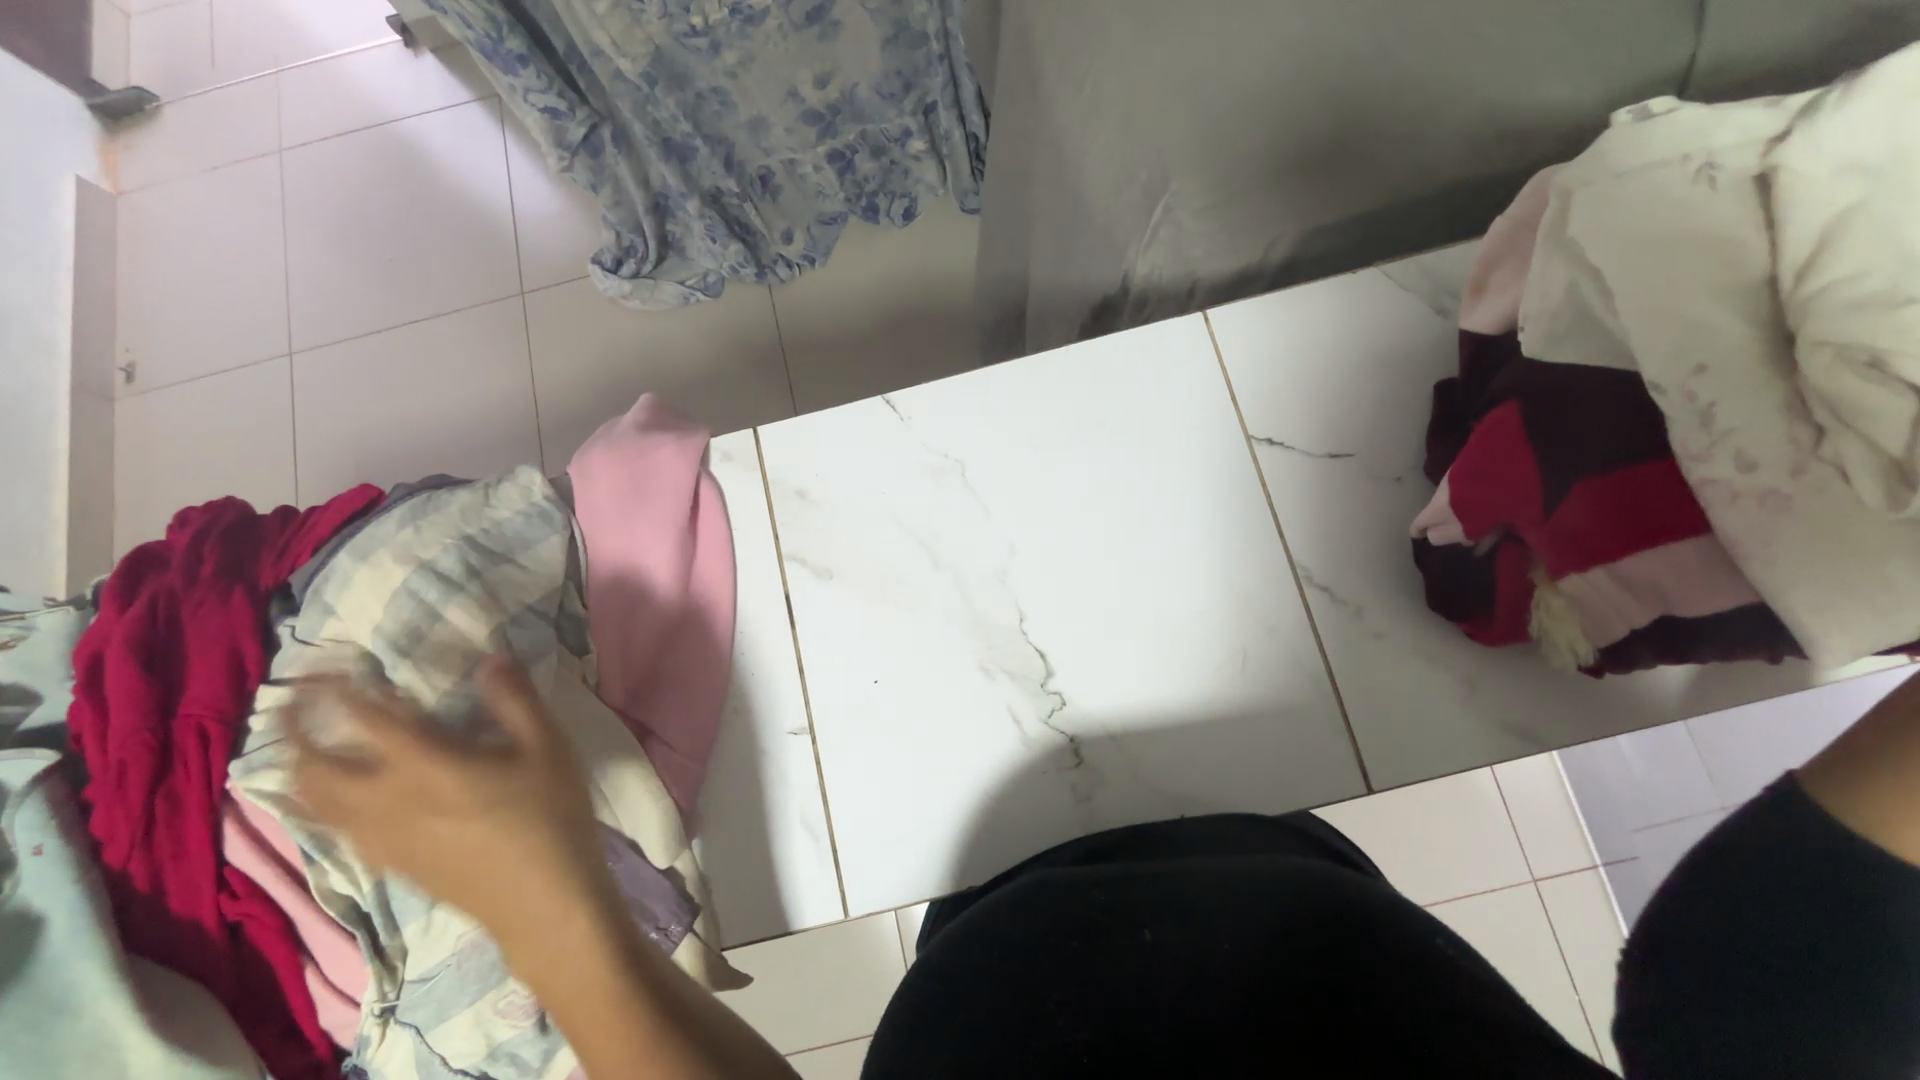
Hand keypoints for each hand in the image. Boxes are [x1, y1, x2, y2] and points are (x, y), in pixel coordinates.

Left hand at [288, 657, 616, 947]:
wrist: (542, 901)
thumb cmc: (549, 815)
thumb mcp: (547, 746)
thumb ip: (515, 699)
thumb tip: (490, 658)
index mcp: (423, 764)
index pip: (361, 717)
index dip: (338, 688)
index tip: (334, 664)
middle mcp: (384, 799)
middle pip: (311, 765)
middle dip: (296, 730)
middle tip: (302, 704)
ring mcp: (379, 837)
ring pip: (312, 802)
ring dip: (301, 769)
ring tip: (313, 746)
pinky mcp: (388, 863)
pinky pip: (333, 830)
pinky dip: (322, 806)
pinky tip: (345, 798)